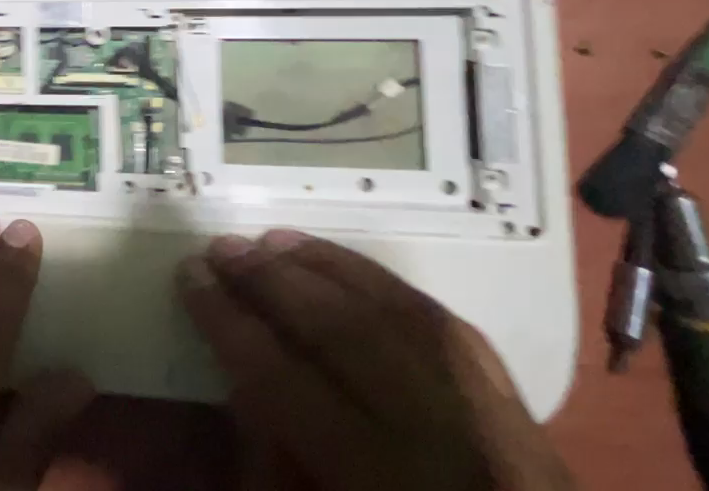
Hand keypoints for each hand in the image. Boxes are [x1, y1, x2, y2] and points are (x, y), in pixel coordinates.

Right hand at [179, 230, 575, 490]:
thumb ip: (274, 462)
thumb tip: (239, 377)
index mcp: (384, 481)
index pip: (286, 382)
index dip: (229, 323)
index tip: (189, 277)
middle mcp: (445, 442)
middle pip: (345, 333)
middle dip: (273, 282)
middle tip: (223, 247)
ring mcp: (494, 418)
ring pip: (398, 313)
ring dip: (327, 268)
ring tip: (272, 241)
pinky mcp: (519, 404)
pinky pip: (442, 321)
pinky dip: (385, 286)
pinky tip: (344, 266)